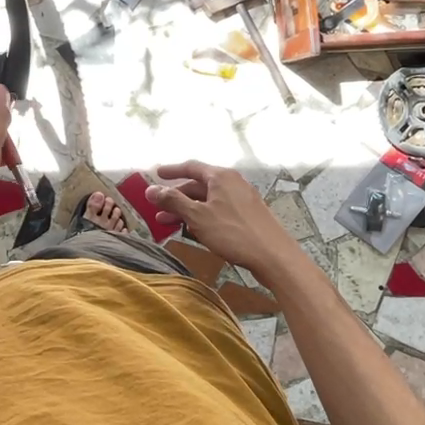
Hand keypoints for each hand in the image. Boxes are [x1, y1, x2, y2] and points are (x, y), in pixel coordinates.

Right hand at [146, 161, 298, 280]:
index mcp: (221, 177)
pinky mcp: (249, 216)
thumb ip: (173, 201)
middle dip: (176, 197)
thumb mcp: (198, 217)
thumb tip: (150, 189)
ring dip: (187, 210)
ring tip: (168, 223)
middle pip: (199, 185)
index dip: (171, 171)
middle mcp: (233, 183)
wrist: (275, 258)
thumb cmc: (233, 233)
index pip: (191, 167)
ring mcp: (243, 200)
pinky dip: (202, 216)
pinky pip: (219, 210)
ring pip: (208, 200)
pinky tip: (194, 230)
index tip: (156, 174)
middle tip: (158, 208)